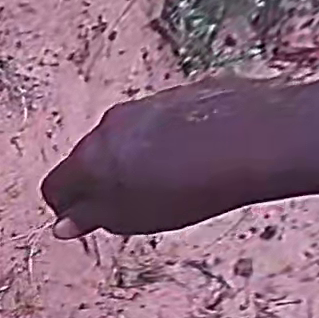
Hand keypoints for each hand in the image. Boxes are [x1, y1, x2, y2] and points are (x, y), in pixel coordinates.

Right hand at [41, 78, 282, 238]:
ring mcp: (146, 105)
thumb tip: (64, 224)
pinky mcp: (182, 93)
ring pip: (121, 140)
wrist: (264, 140)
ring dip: (130, 162)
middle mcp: (108, 126)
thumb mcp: (128, 218)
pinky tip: (190, 161)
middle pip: (86, 160)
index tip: (86, 221)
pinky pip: (156, 123)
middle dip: (97, 182)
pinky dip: (161, 143)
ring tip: (163, 185)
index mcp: (86, 159)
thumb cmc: (187, 188)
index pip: (54, 186)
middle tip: (125, 205)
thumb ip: (90, 219)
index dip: (65, 208)